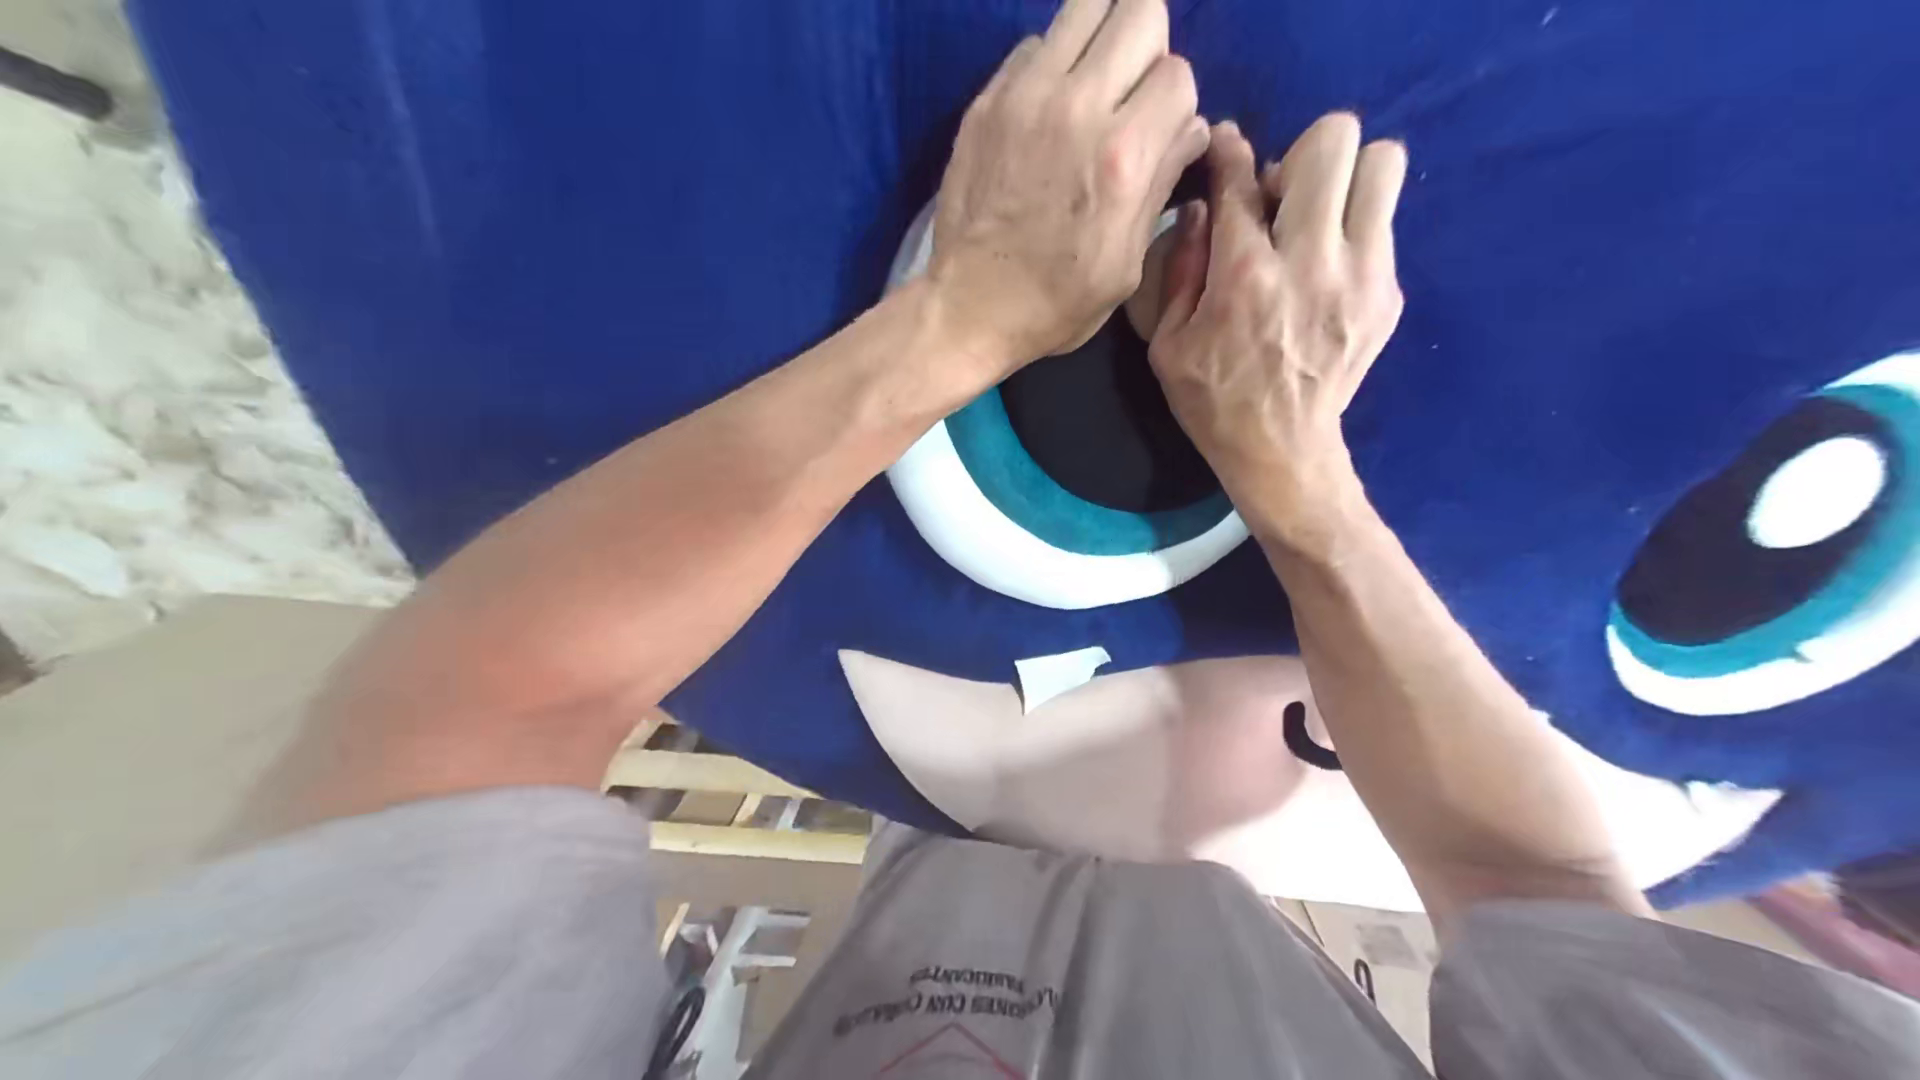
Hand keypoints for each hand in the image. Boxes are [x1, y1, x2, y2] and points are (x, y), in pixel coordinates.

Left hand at [928, 0, 1210, 374]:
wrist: (970, 309)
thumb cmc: (1055, 303)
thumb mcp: (1125, 266)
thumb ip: (1160, 186)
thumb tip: (1191, 129)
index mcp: (1121, 157)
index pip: (1178, 74)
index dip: (1175, 106)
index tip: (1156, 136)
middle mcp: (1076, 108)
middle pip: (1140, 12)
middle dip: (1147, 50)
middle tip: (1129, 97)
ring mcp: (1024, 98)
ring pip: (1085, 7)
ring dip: (1100, 40)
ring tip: (1091, 89)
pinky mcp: (985, 103)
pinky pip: (1034, 46)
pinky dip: (1050, 66)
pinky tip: (1044, 112)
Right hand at [1146, 114, 1406, 541]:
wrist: (1281, 450)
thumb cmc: (1212, 401)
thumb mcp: (1168, 346)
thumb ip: (1179, 272)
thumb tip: (1201, 211)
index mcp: (1244, 277)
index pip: (1242, 180)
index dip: (1230, 151)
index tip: (1226, 146)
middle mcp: (1311, 261)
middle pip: (1333, 142)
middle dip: (1299, 157)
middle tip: (1279, 200)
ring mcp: (1362, 275)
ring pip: (1383, 164)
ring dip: (1344, 180)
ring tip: (1315, 221)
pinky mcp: (1387, 293)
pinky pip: (1384, 224)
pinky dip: (1353, 231)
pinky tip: (1325, 273)